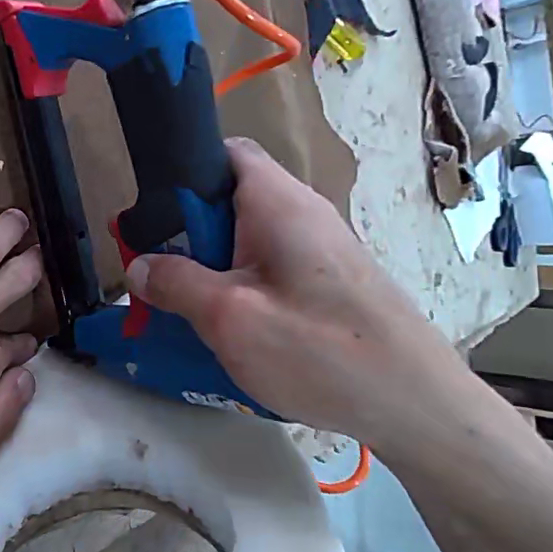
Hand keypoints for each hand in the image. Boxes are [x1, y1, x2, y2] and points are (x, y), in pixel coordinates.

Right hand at [125, 139, 470, 449]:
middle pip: (234, 198)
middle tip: (167, 278)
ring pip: (252, 238)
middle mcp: (303, 210)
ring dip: (218, 267)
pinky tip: (240, 330)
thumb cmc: (317, 348)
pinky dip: (248, 286)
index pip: (226, 151)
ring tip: (196, 311)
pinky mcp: (333, 278)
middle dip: (194, 233)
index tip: (156, 218)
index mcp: (277, 199)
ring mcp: (323, 245)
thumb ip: (177, 284)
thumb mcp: (230, 317)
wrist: (413, 400)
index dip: (185, 172)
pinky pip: (275, 266)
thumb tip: (139, 264)